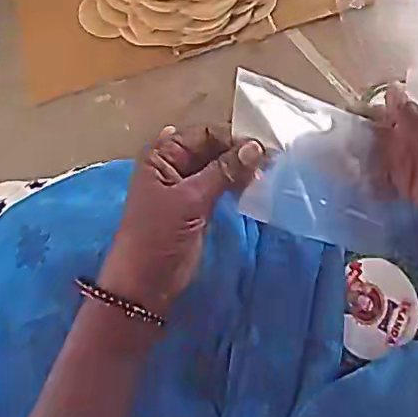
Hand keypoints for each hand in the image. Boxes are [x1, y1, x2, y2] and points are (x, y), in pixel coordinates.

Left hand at [97, 126, 263, 313]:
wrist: (146, 283)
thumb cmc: (159, 233)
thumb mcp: (190, 198)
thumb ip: (224, 170)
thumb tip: (256, 147)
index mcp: (162, 154)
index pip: (203, 133)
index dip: (231, 137)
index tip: (262, 145)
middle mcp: (173, 164)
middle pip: (213, 148)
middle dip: (239, 152)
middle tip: (271, 159)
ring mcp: (187, 185)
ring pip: (220, 167)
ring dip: (241, 168)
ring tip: (267, 171)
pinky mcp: (198, 205)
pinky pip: (221, 185)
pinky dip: (237, 183)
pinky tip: (255, 183)